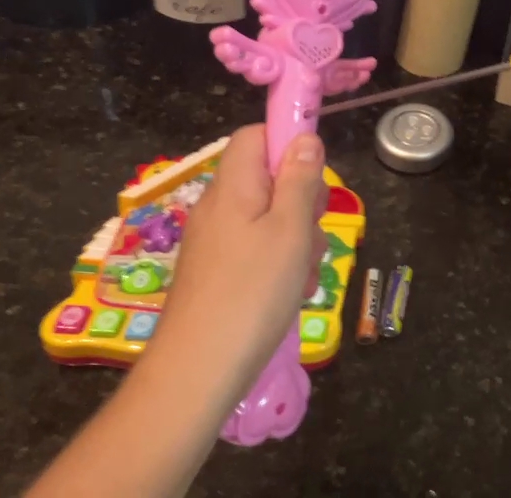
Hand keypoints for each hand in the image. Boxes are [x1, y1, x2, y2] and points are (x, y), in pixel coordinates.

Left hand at [153, 125, 325, 404]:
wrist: (196, 374)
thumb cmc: (251, 293)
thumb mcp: (290, 230)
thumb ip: (300, 180)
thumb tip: (304, 138)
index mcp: (232, 187)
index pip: (256, 136)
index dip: (288, 143)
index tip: (314, 176)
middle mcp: (218, 208)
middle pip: (269, 178)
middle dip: (302, 199)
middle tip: (311, 231)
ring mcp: (215, 243)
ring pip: (270, 217)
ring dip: (297, 237)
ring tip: (303, 272)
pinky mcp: (217, 274)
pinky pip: (258, 250)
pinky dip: (280, 263)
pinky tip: (290, 293)